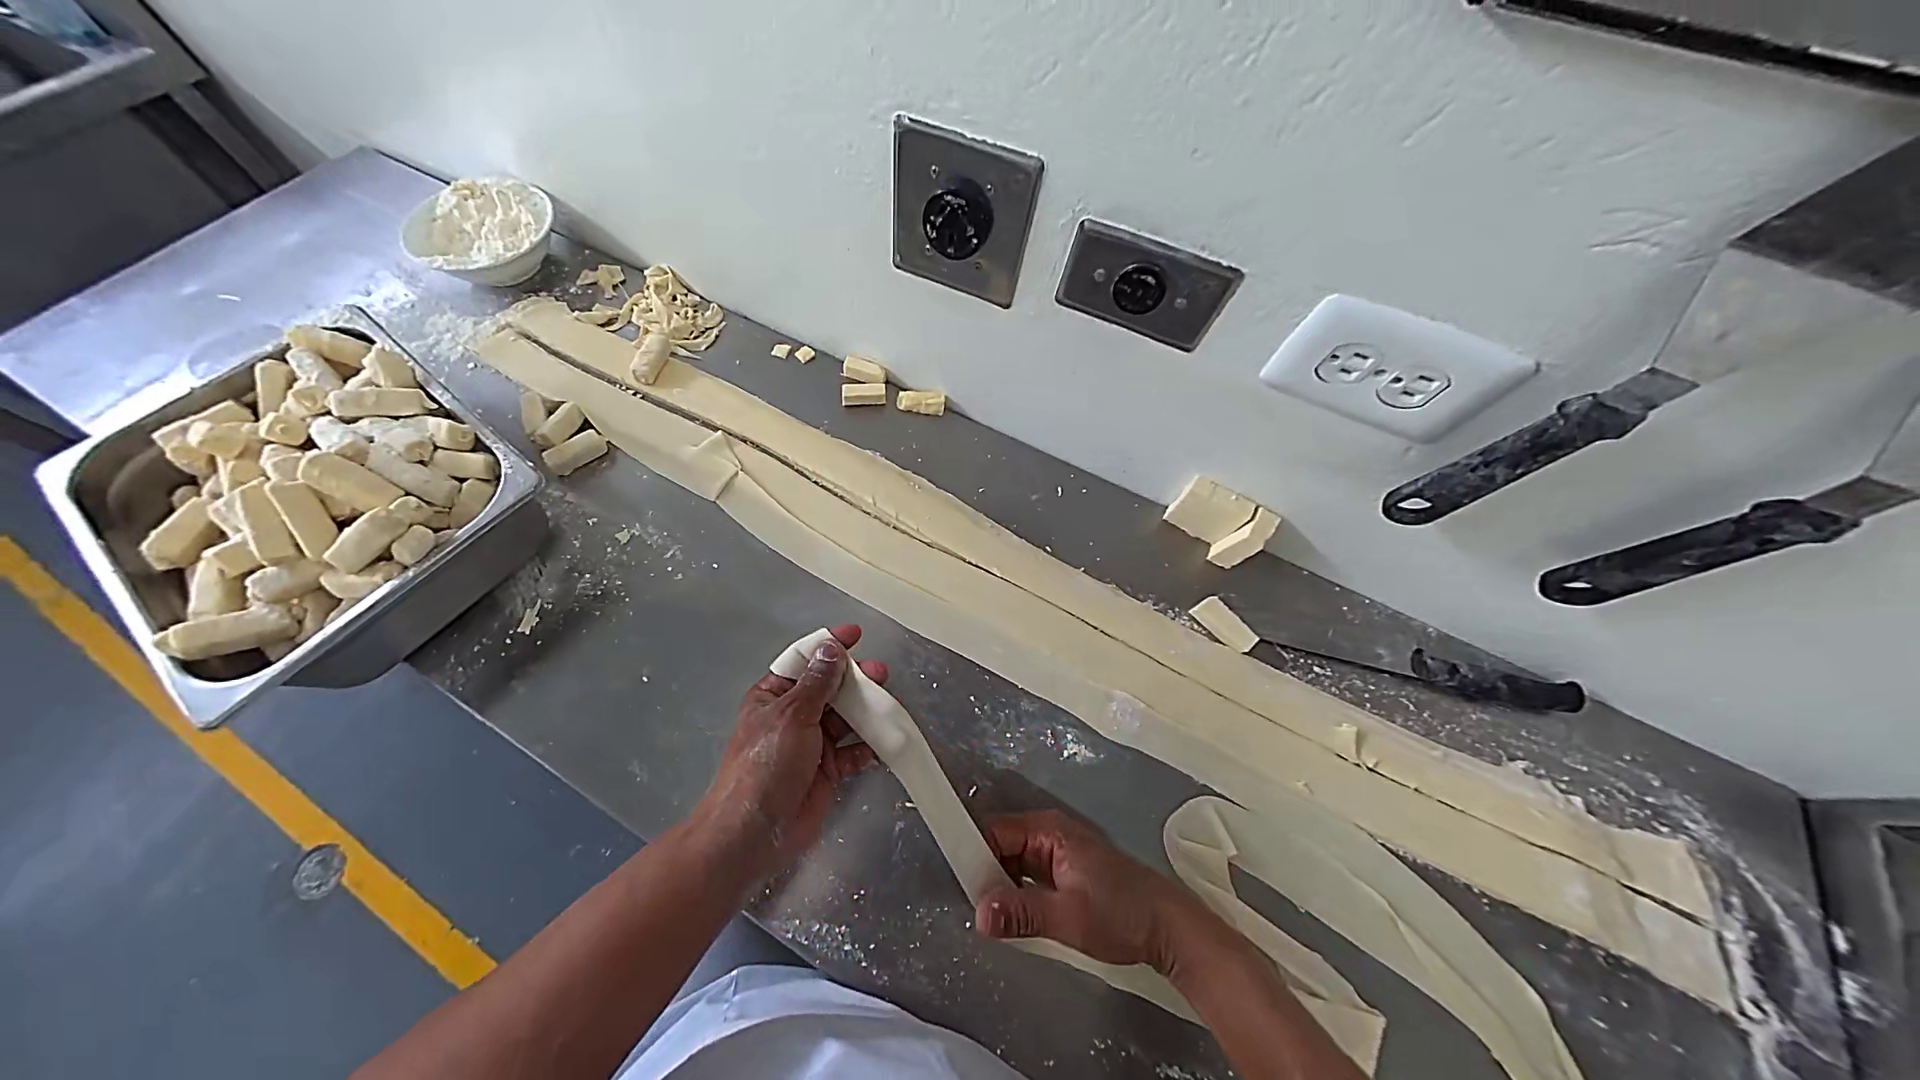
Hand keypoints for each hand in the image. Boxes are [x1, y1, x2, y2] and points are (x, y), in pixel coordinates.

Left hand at [692, 624, 884, 881]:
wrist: (754, 833)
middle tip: (880, 673)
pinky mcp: (828, 770)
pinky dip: (870, 745)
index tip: (855, 634)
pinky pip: (854, 750)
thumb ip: (817, 683)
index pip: (803, 661)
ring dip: (866, 710)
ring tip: (887, 703)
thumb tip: (832, 650)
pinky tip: (885, 739)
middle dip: (854, 679)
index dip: (828, 646)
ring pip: (846, 718)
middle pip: (830, 688)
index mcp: (773, 696)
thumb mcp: (791, 715)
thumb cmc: (764, 766)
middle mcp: (793, 716)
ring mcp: (812, 743)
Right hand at [974, 809, 1226, 975]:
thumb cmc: (1121, 914)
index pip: (996, 831)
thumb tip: (979, 914)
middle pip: (1000, 846)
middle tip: (975, 908)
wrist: (1167, 928)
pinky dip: (1014, 893)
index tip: (960, 886)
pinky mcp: (1062, 872)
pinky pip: (1025, 876)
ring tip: (987, 915)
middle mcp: (1049, 834)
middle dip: (985, 874)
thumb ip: (1023, 913)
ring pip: (1011, 862)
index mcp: (1049, 831)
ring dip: (999, 886)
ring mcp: (1056, 853)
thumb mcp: (1069, 917)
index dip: (974, 854)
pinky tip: (1010, 916)